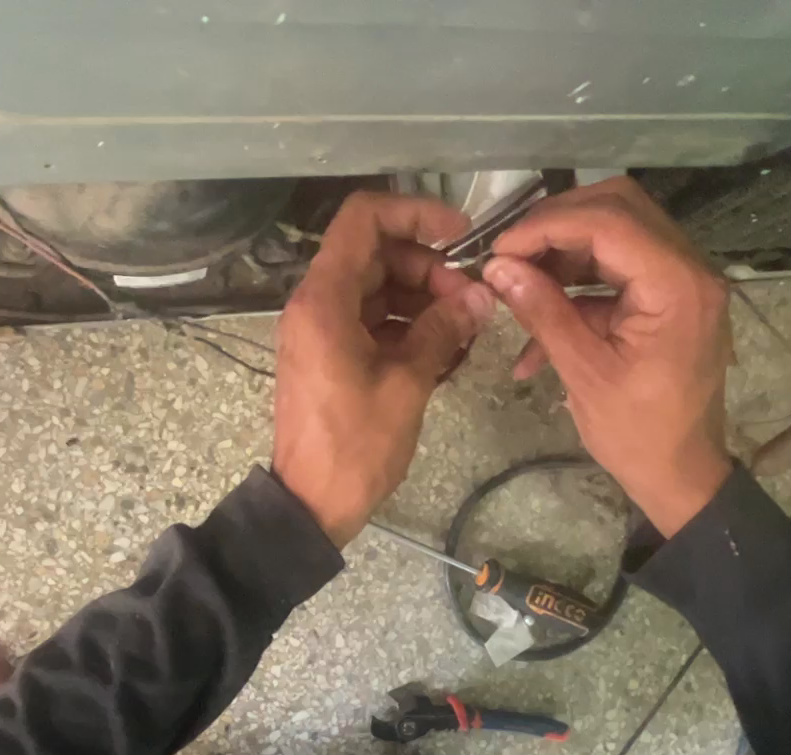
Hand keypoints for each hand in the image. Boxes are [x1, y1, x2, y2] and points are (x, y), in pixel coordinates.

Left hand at [274, 192, 497, 545]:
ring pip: (377, 291)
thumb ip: (441, 330)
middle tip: (469, 304)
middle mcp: (316, 306)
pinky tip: (442, 352)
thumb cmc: (355, 447)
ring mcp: (321, 332)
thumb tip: (479, 297)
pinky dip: (405, 328)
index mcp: (324, 301)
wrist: (311, 504)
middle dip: (428, 270)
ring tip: (463, 332)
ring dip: (422, 301)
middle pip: (376, 256)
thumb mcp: (406, 384)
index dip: (415, 214)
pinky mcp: (330, 358)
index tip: (460, 236)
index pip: (364, 219)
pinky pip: (371, 324)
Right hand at [482, 178, 732, 537]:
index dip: (547, 226)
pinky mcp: (666, 299)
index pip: (610, 223)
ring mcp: (680, 281)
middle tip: (507, 255)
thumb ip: (543, 312)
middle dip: (555, 226)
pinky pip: (617, 273)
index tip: (499, 249)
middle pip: (618, 210)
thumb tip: (497, 268)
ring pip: (616, 235)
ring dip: (561, 254)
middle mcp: (688, 268)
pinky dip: (576, 289)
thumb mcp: (584, 373)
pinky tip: (537, 322)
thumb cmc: (636, 434)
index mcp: (677, 286)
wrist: (680, 473)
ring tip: (515, 282)